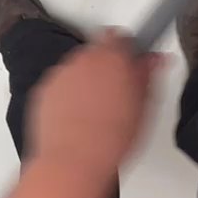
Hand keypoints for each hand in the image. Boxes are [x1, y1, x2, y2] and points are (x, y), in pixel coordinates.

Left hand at [26, 31, 161, 177]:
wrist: (73, 162)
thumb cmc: (110, 139)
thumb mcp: (144, 107)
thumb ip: (147, 76)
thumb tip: (153, 61)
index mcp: (112, 57)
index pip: (119, 36)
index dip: (126, 49)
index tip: (130, 62)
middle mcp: (83, 60)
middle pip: (95, 51)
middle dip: (105, 66)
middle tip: (116, 92)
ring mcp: (60, 74)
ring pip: (76, 68)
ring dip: (85, 81)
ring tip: (96, 111)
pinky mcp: (43, 90)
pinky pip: (58, 85)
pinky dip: (66, 95)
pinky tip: (77, 118)